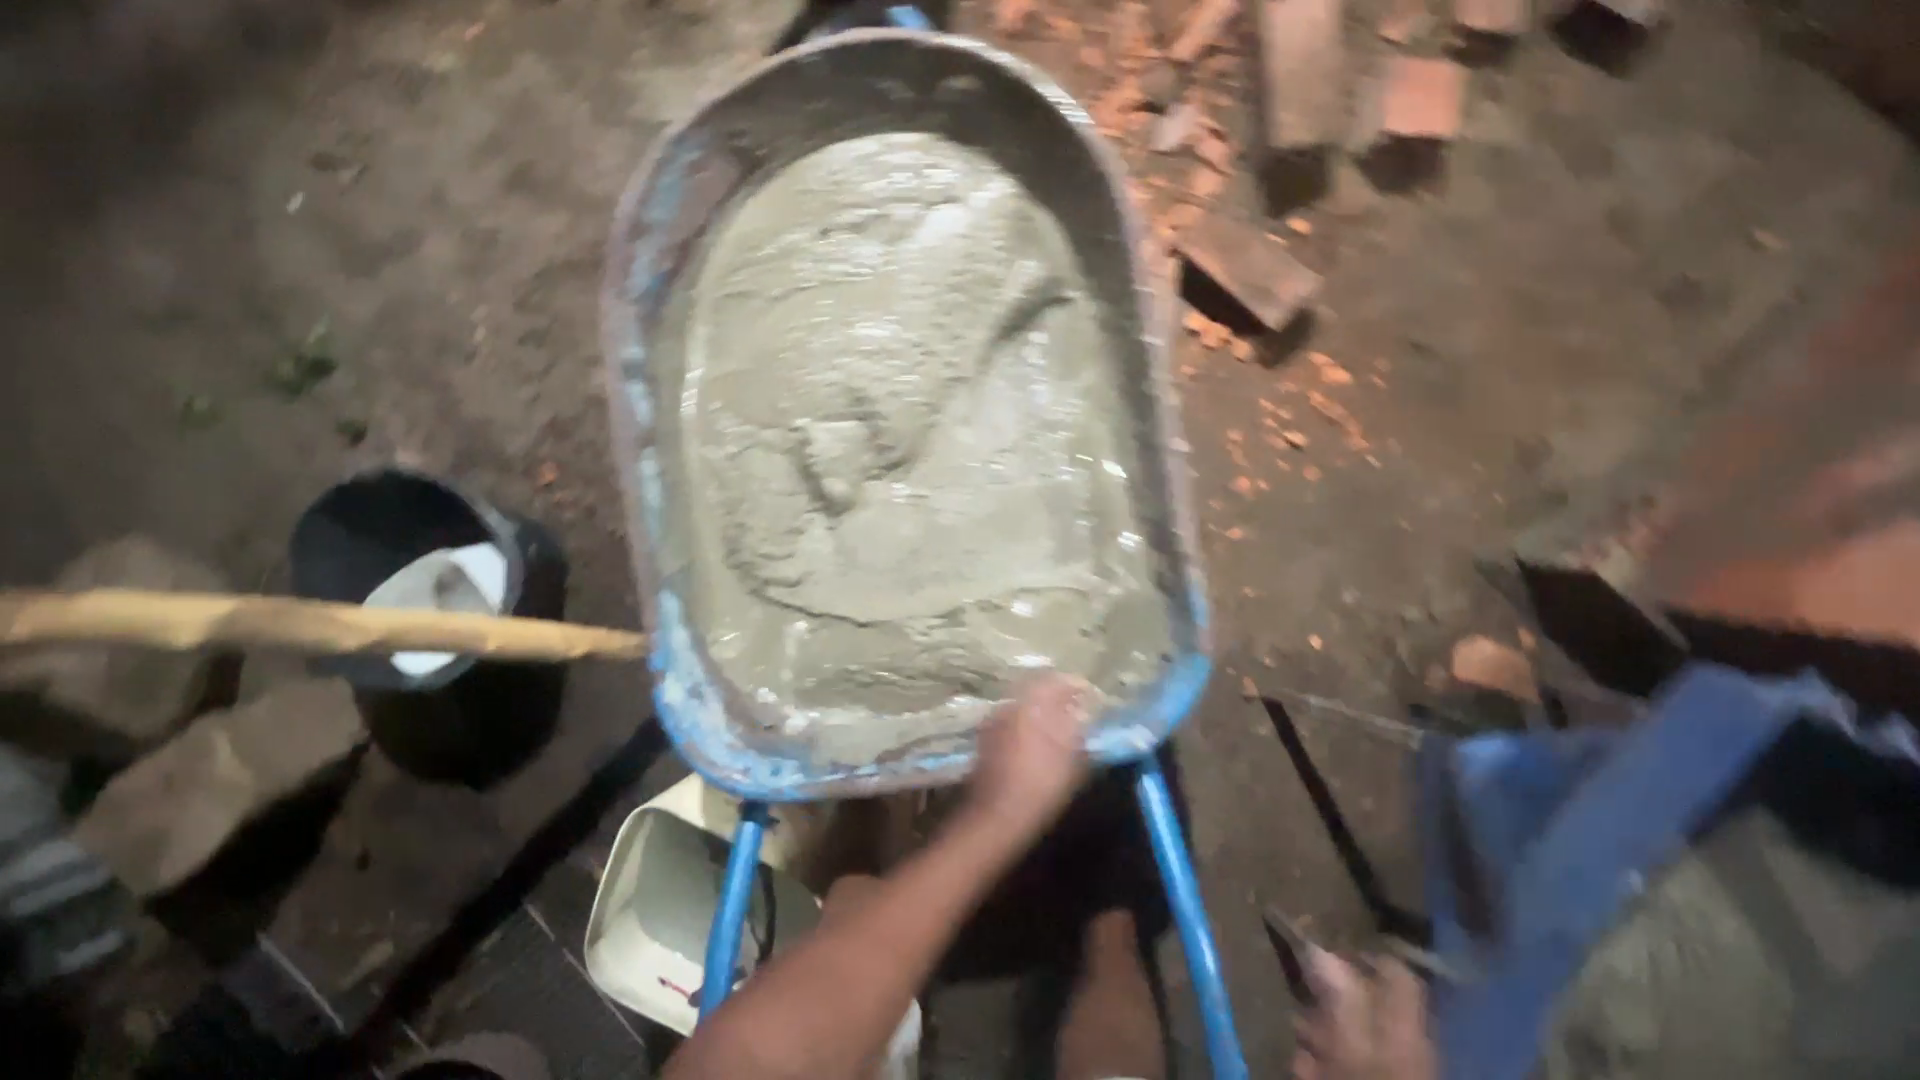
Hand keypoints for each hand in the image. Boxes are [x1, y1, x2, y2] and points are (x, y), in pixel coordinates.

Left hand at [963, 673, 1094, 840]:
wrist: (997, 815)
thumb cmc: (1040, 787)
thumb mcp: (1071, 760)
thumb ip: (1078, 730)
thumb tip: (1083, 713)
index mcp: (1031, 706)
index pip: (1055, 681)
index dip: (1075, 685)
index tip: (1090, 694)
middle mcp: (1009, 706)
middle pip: (1035, 689)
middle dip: (1056, 695)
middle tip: (1075, 707)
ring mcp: (993, 721)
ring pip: (1022, 704)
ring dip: (1040, 709)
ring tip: (1058, 724)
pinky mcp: (984, 737)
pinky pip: (1011, 720)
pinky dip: (1026, 723)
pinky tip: (1037, 739)